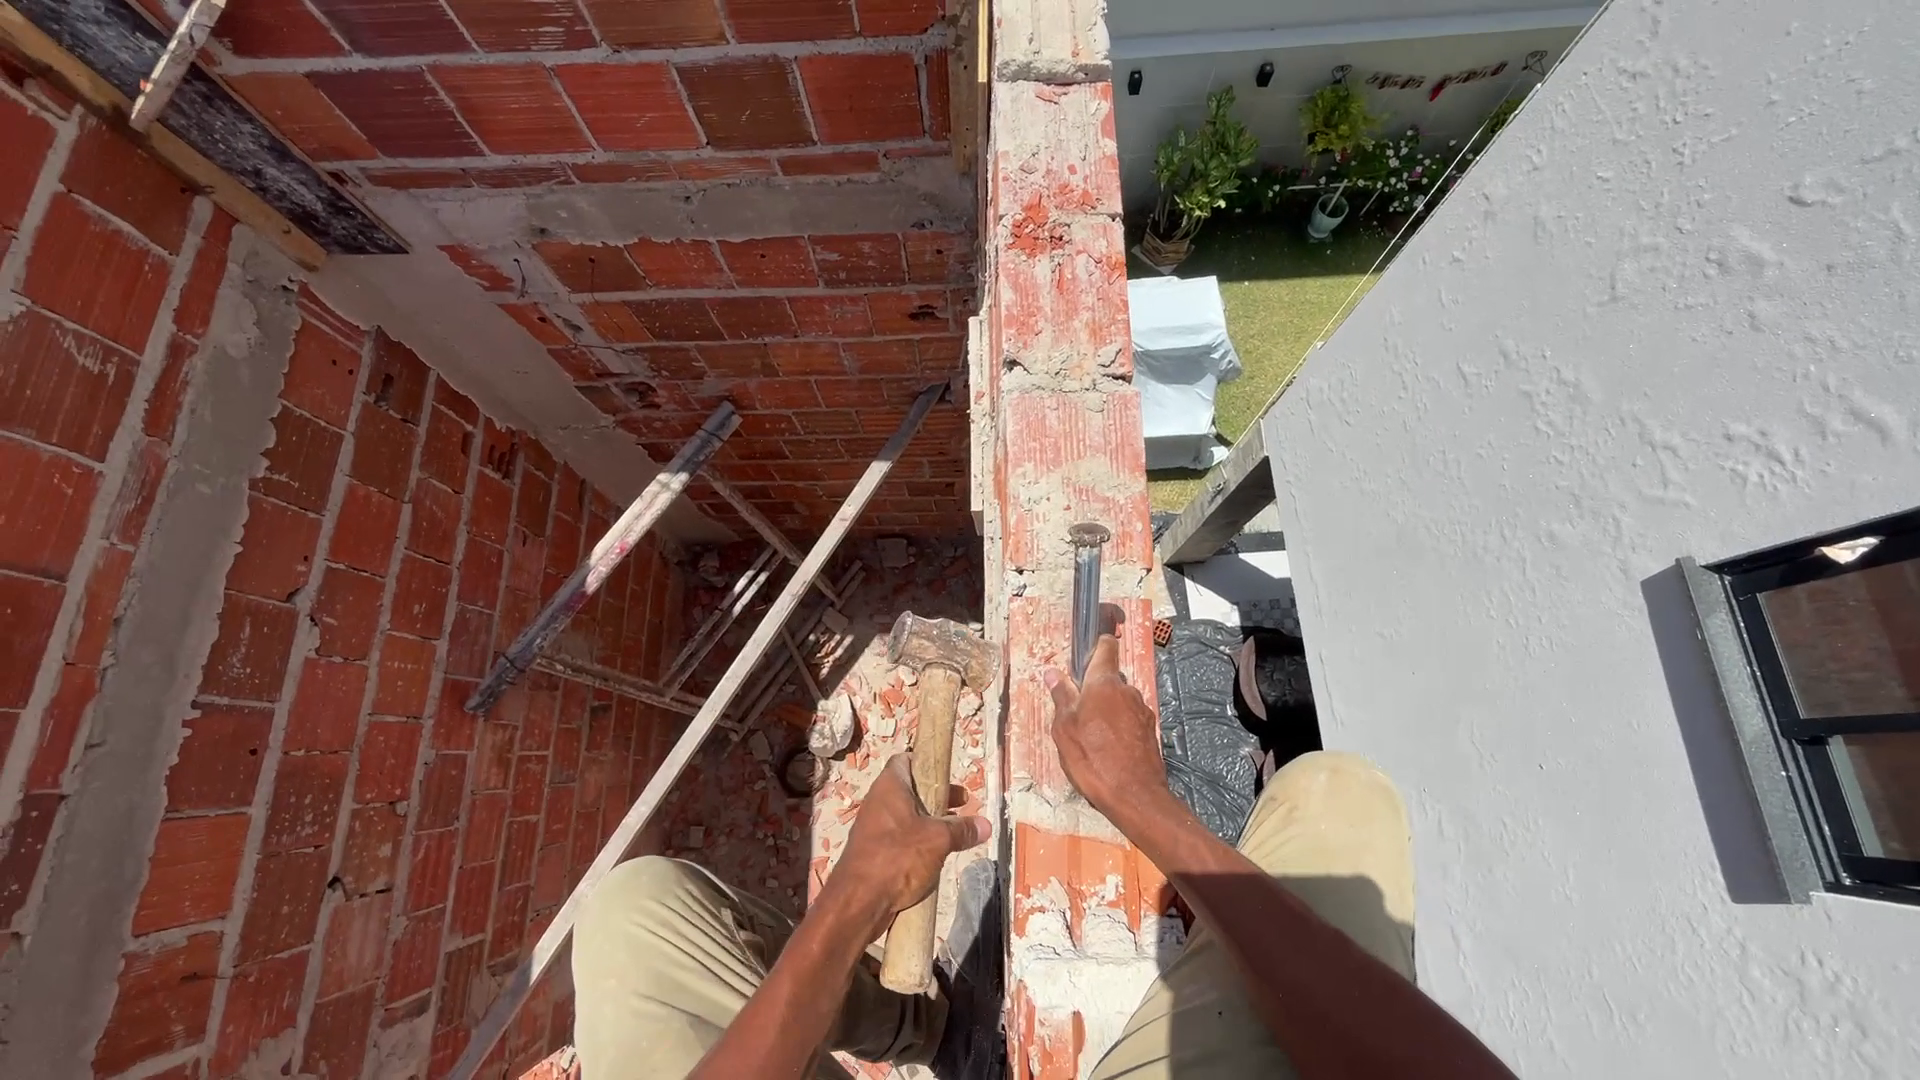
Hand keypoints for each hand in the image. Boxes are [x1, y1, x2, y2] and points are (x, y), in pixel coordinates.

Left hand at [823, 754, 991, 935]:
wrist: (858, 901)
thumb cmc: (898, 857)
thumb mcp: (938, 840)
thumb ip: (962, 830)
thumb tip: (985, 825)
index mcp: (890, 786)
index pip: (906, 760)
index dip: (927, 762)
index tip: (949, 773)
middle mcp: (879, 802)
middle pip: (912, 789)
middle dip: (938, 796)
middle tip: (962, 803)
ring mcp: (874, 828)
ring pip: (908, 816)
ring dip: (931, 820)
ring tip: (956, 831)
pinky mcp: (875, 851)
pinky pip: (901, 838)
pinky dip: (919, 841)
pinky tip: (937, 855)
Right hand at [1046, 635, 1169, 825]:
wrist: (1134, 796)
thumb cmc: (1092, 759)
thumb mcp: (1064, 728)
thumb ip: (1061, 697)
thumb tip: (1052, 673)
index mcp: (1103, 683)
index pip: (1105, 647)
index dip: (1096, 645)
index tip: (1086, 651)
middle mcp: (1127, 690)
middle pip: (1109, 678)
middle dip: (1094, 689)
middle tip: (1077, 711)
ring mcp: (1142, 710)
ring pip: (1120, 700)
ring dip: (1107, 709)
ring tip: (1091, 735)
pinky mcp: (1150, 731)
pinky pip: (1129, 718)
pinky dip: (1119, 726)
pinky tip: (1108, 748)